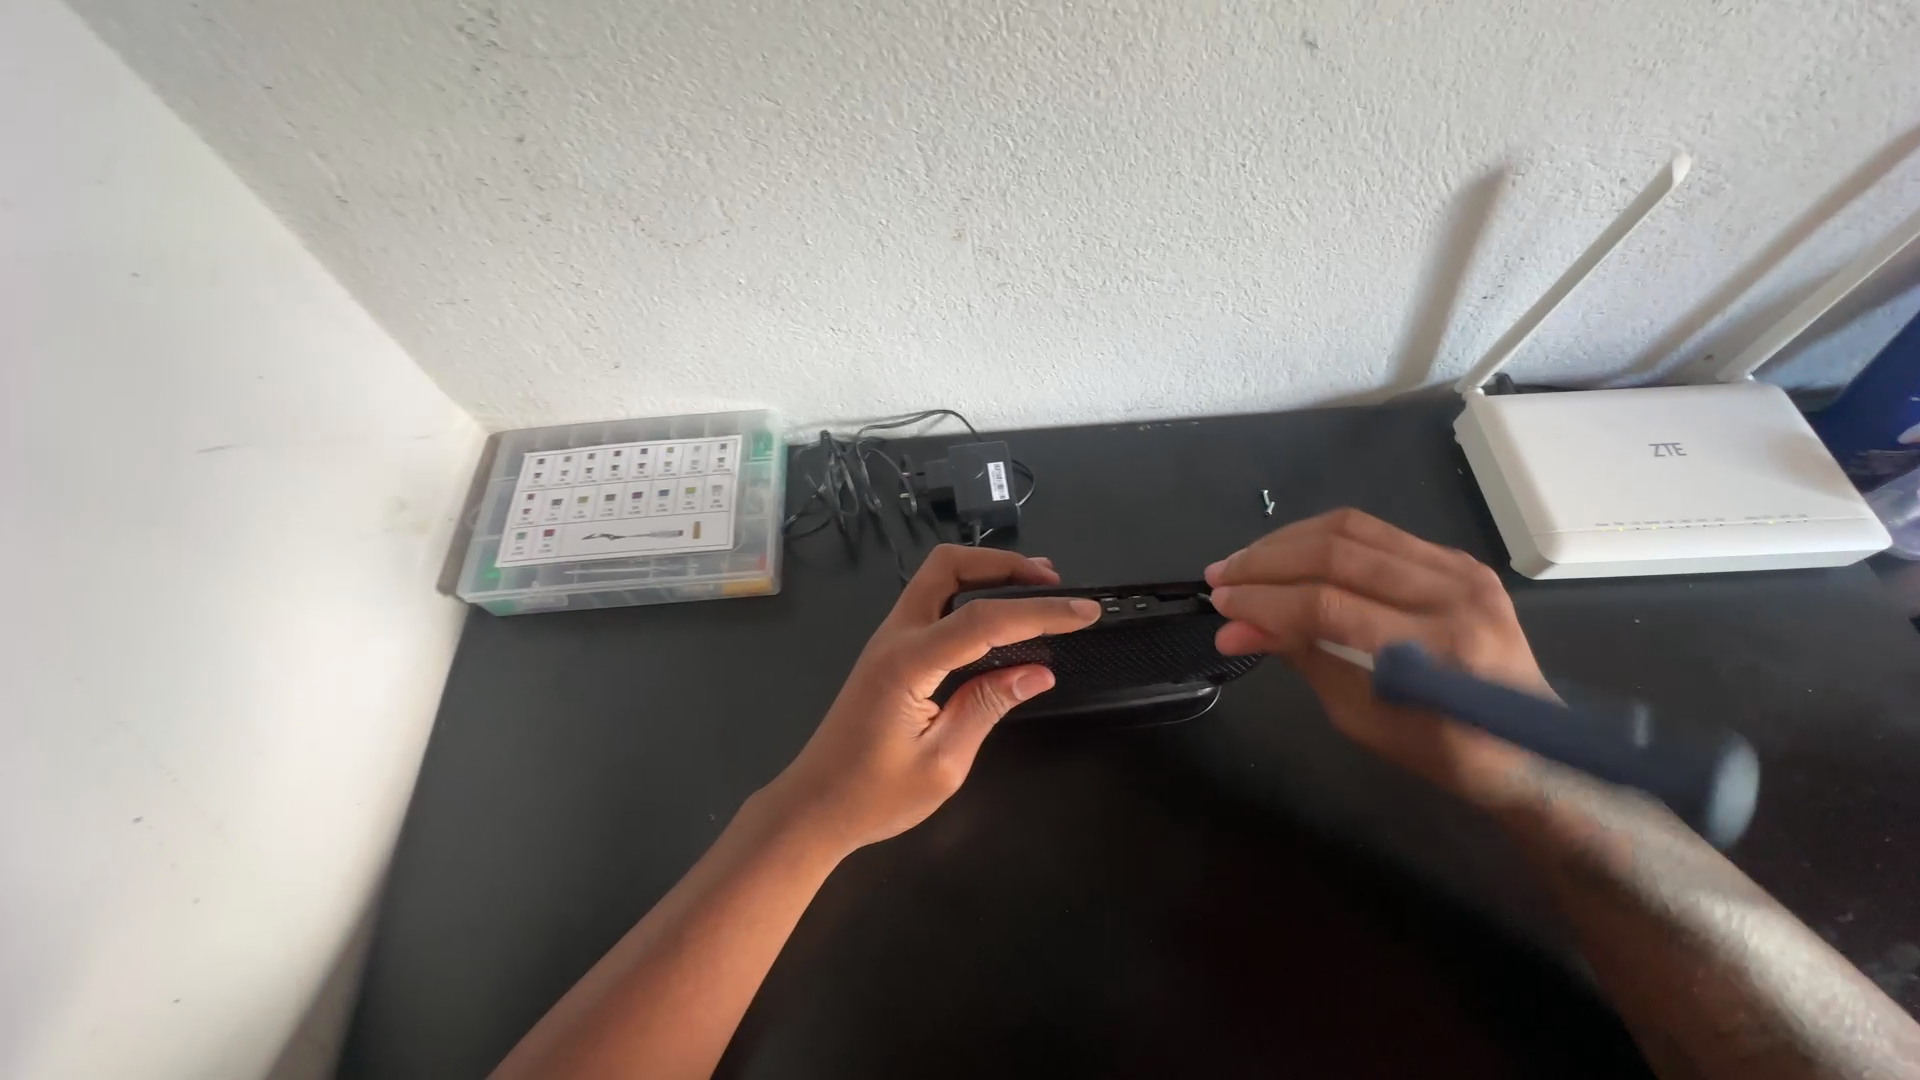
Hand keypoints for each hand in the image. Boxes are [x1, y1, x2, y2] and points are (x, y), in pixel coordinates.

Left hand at [762, 544, 1101, 854]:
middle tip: (1052, 581)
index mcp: (908, 663)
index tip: (1085, 611)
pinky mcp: (890, 651)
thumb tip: (1037, 672)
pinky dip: (970, 595)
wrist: (814, 806)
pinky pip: (933, 602)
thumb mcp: (942, 761)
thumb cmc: (873, 796)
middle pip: (947, 565)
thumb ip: (987, 706)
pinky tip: (998, 619)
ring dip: (987, 573)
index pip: (983, 619)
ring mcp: (888, 639)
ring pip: (937, 577)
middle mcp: (895, 636)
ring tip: (1036, 589)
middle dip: (1004, 564)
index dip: (1040, 611)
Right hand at [1205, 508, 1550, 808]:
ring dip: (1285, 541)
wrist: (1529, 747)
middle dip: (1264, 563)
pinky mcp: (1460, 560)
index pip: (1324, 605)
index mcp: (1431, 650)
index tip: (1220, 606)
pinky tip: (1290, 553)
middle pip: (1334, 555)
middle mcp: (1451, 597)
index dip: (1262, 602)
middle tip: (1220, 576)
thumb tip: (1233, 629)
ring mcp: (1460, 570)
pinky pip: (1376, 532)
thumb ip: (1299, 657)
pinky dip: (1321, 537)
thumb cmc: (1439, 748)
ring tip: (1244, 560)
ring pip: (1351, 529)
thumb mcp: (1358, 715)